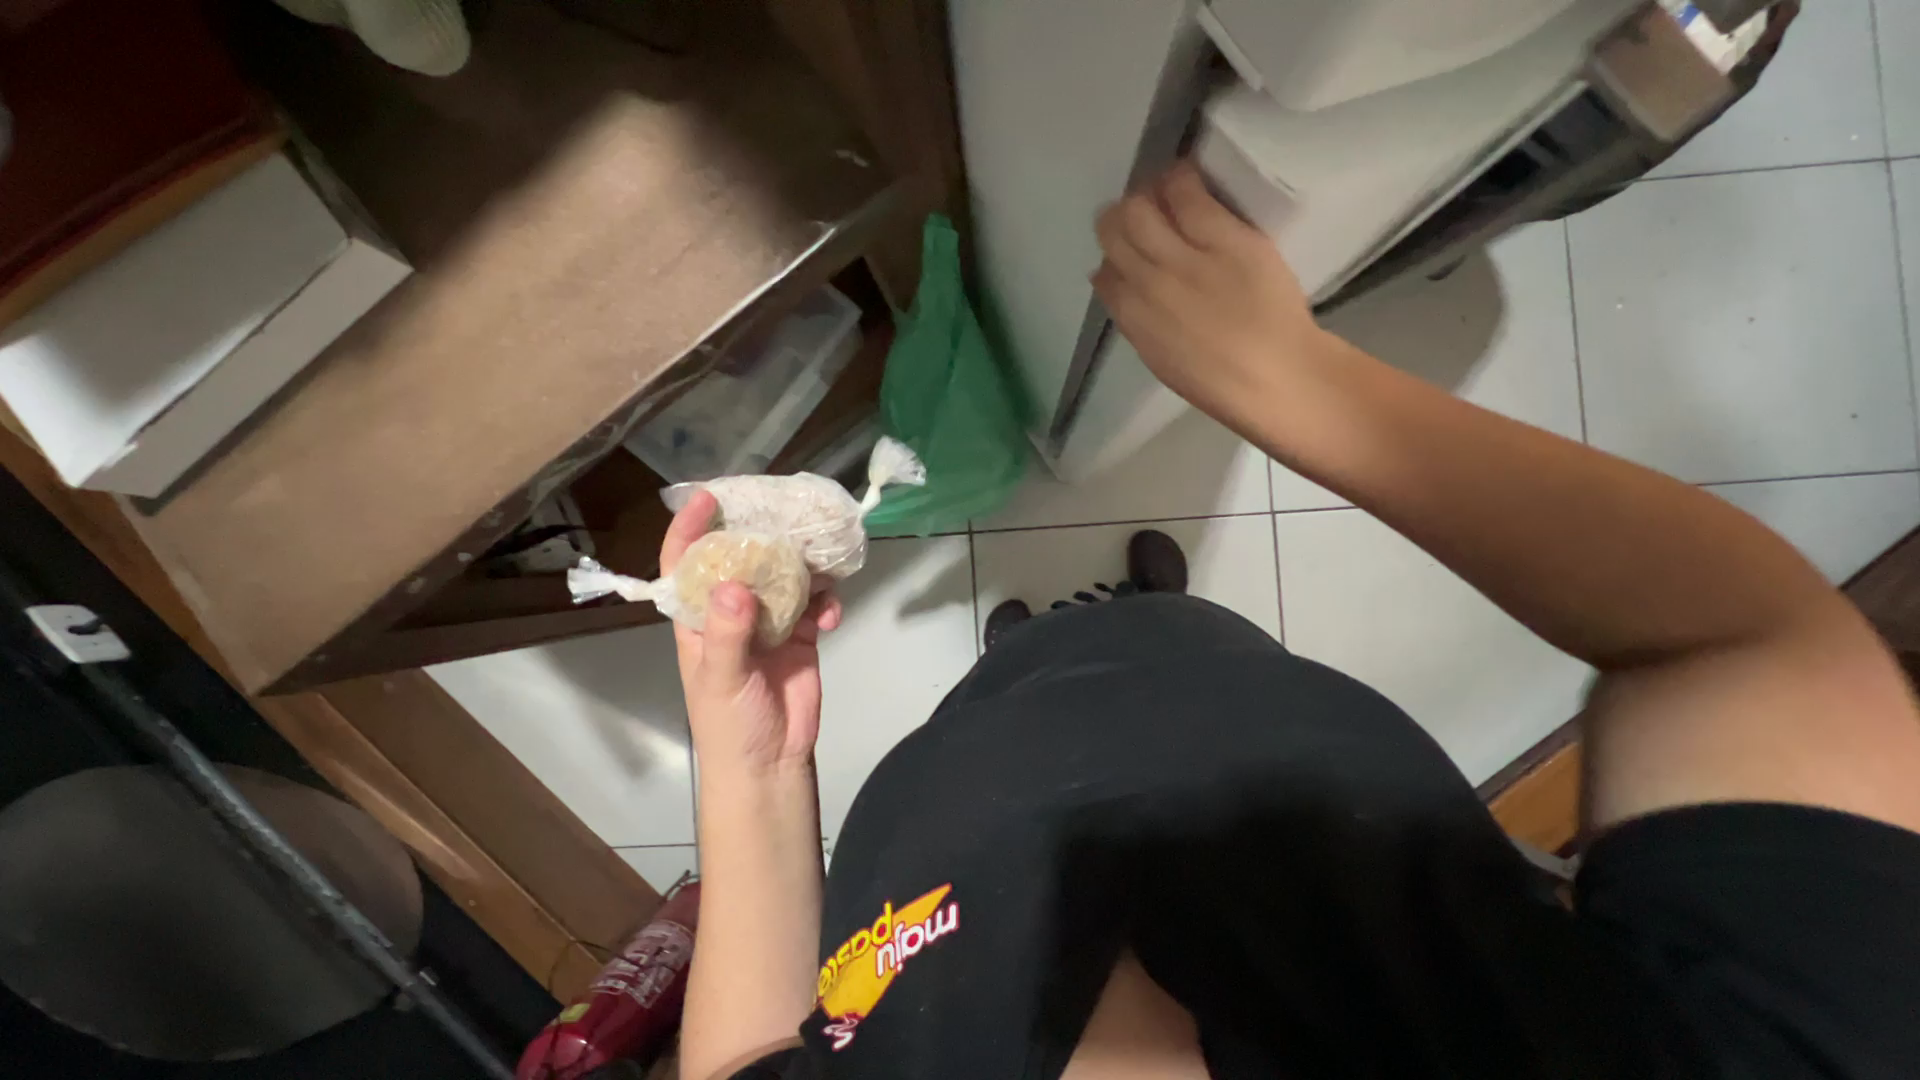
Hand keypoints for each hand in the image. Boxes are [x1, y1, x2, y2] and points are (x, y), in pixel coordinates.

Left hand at [660, 490, 842, 776]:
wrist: (771, 764)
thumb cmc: (729, 724)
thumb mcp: (720, 680)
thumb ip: (727, 634)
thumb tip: (735, 584)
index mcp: (698, 619)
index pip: (685, 565)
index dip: (690, 529)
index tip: (708, 498)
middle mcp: (731, 613)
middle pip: (740, 561)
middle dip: (757, 536)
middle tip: (781, 512)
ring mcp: (768, 622)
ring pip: (783, 577)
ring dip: (800, 566)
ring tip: (819, 554)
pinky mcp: (801, 636)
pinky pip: (815, 605)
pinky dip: (826, 602)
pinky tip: (832, 613)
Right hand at [1093, 162, 1341, 424]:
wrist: (1276, 377)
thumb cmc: (1220, 381)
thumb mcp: (1162, 359)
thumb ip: (1138, 320)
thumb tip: (1121, 286)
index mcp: (1133, 319)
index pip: (1104, 274)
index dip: (1114, 259)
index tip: (1130, 254)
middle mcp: (1148, 283)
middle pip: (1114, 231)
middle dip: (1121, 218)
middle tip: (1142, 214)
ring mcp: (1184, 258)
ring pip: (1141, 208)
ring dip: (1147, 194)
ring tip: (1164, 193)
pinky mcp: (1223, 238)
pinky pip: (1188, 195)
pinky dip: (1180, 179)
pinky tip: (1186, 177)